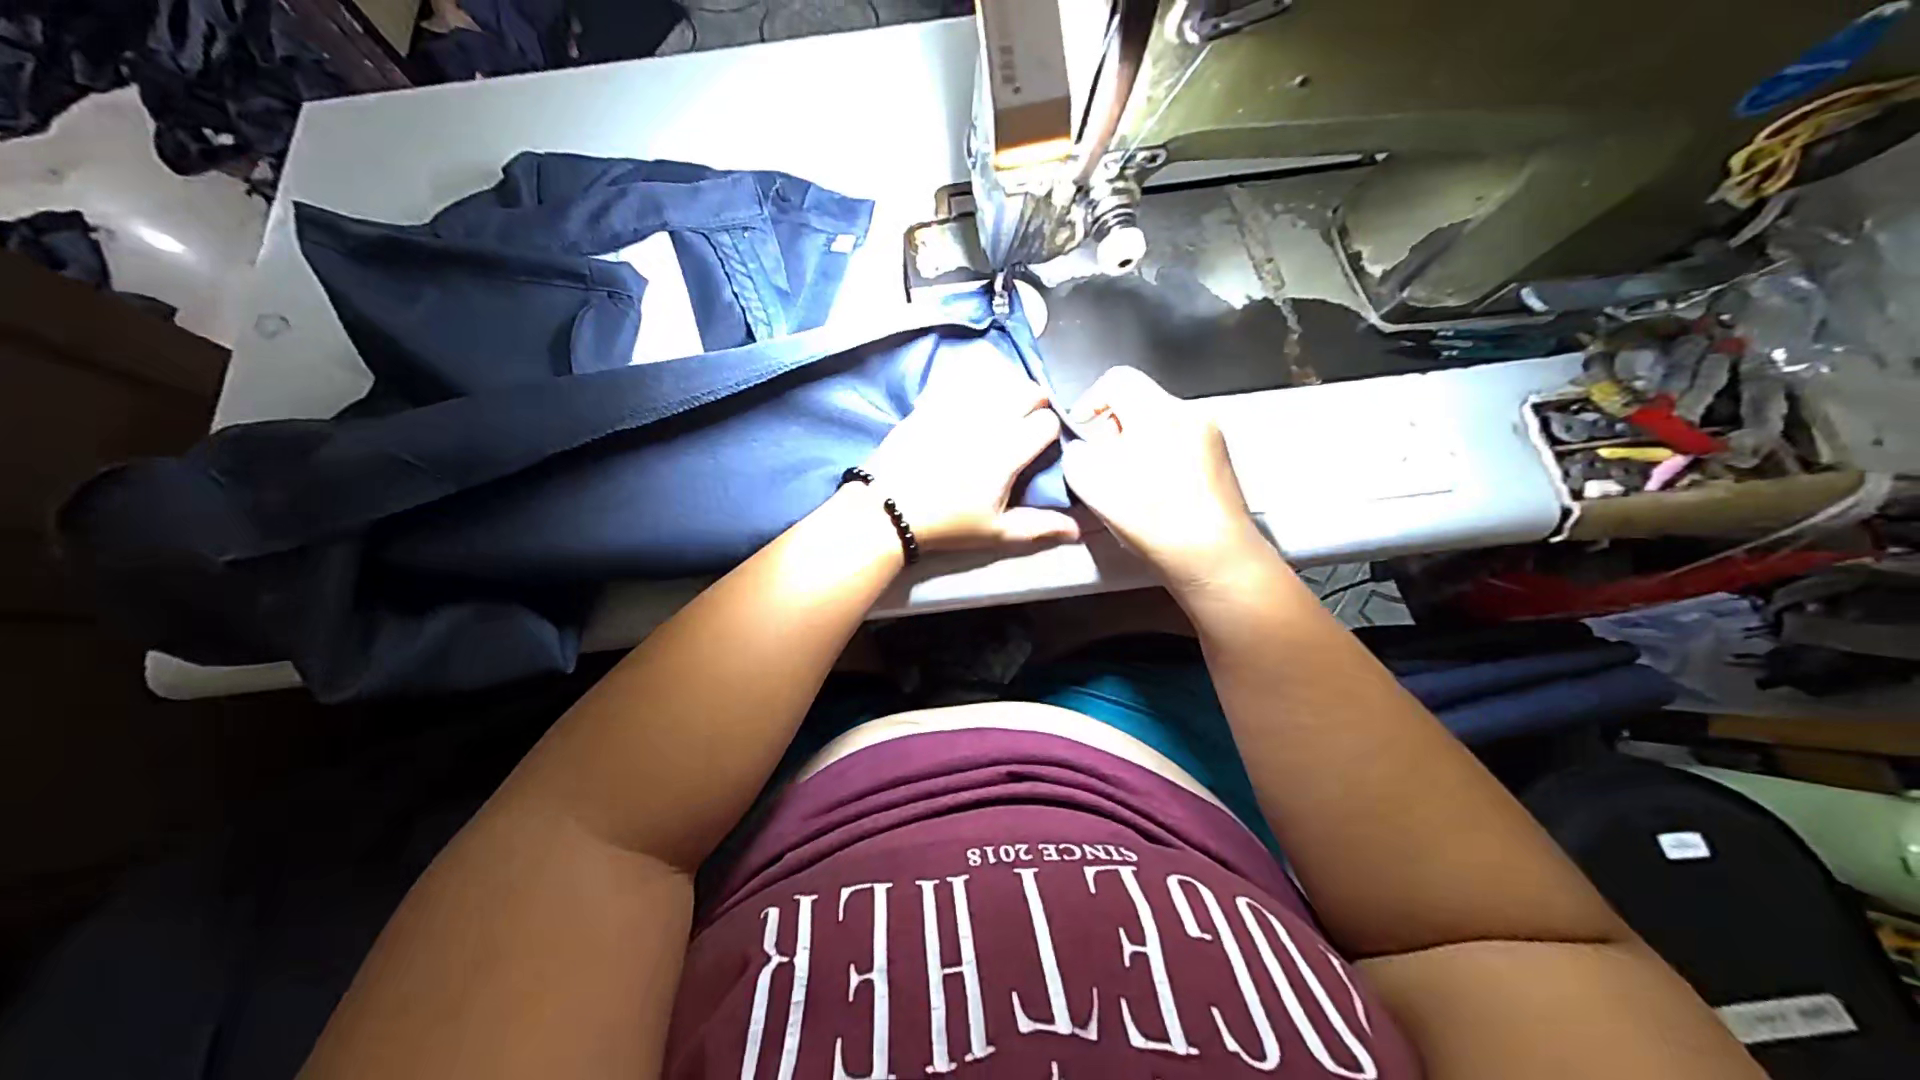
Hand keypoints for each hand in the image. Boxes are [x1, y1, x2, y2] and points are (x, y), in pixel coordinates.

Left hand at [861, 361, 1079, 552]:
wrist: (887, 509)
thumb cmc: (947, 523)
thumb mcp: (996, 532)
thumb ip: (1039, 526)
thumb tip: (1077, 530)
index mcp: (1009, 450)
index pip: (1048, 422)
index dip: (1049, 432)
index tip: (1040, 446)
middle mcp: (988, 419)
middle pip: (1027, 389)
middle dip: (1034, 402)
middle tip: (1024, 422)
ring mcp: (957, 406)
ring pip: (996, 378)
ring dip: (1005, 389)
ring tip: (998, 409)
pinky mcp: (931, 401)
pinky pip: (959, 377)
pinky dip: (971, 381)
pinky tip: (968, 398)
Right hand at [1061, 366, 1271, 592]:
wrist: (1216, 559)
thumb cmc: (1153, 518)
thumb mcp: (1091, 485)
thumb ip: (1075, 455)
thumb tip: (1083, 448)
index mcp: (1158, 410)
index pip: (1116, 379)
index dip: (1089, 401)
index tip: (1081, 433)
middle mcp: (1189, 412)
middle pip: (1137, 404)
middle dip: (1113, 432)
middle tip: (1102, 469)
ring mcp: (1210, 436)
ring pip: (1157, 427)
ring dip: (1135, 449)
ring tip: (1128, 488)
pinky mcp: (1220, 460)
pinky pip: (1177, 445)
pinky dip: (1158, 462)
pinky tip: (1156, 498)